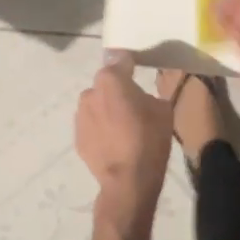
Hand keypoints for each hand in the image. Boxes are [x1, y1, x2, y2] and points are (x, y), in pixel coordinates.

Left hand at [74, 53, 172, 221]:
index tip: (140, 68)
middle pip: (106, 82)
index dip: (132, 62)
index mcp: (112, 79)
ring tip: (122, 124)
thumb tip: (140, 97)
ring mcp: (81, 116)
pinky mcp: (77, 137)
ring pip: (96, 103)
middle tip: (133, 102)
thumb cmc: (149, 138)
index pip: (121, 59)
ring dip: (106, 107)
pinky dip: (100, 127)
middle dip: (117, 87)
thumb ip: (147, 93)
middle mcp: (91, 92)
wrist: (129, 180)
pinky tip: (113, 140)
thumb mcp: (162, 108)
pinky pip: (91, 123)